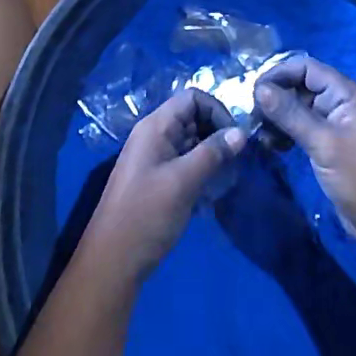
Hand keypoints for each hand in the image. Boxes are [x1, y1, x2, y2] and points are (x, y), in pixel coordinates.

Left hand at [79, 89, 246, 278]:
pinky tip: (212, 196)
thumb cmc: (148, 213)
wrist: (114, 258)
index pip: (191, 98)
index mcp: (155, 126)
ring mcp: (155, 157)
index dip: (216, 111)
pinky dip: (201, 173)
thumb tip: (241, 132)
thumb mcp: (184, 181)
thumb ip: (213, 153)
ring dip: (212, 156)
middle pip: (193, 118)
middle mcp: (154, 135)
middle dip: (217, 135)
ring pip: (191, 142)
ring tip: (228, 180)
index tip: (236, 138)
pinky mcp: (158, 179)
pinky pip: (185, 163)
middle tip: (237, 162)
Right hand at [254, 56, 355, 243]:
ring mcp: (335, 124)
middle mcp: (341, 102)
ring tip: (259, 132)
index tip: (253, 91)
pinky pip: (302, 127)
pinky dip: (285, 132)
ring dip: (277, 116)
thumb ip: (290, 114)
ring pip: (298, 107)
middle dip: (275, 96)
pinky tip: (272, 145)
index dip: (278, 73)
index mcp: (347, 94)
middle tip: (251, 114)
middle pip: (300, 85)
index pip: (306, 67)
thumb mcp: (324, 144)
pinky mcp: (330, 144)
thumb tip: (259, 88)